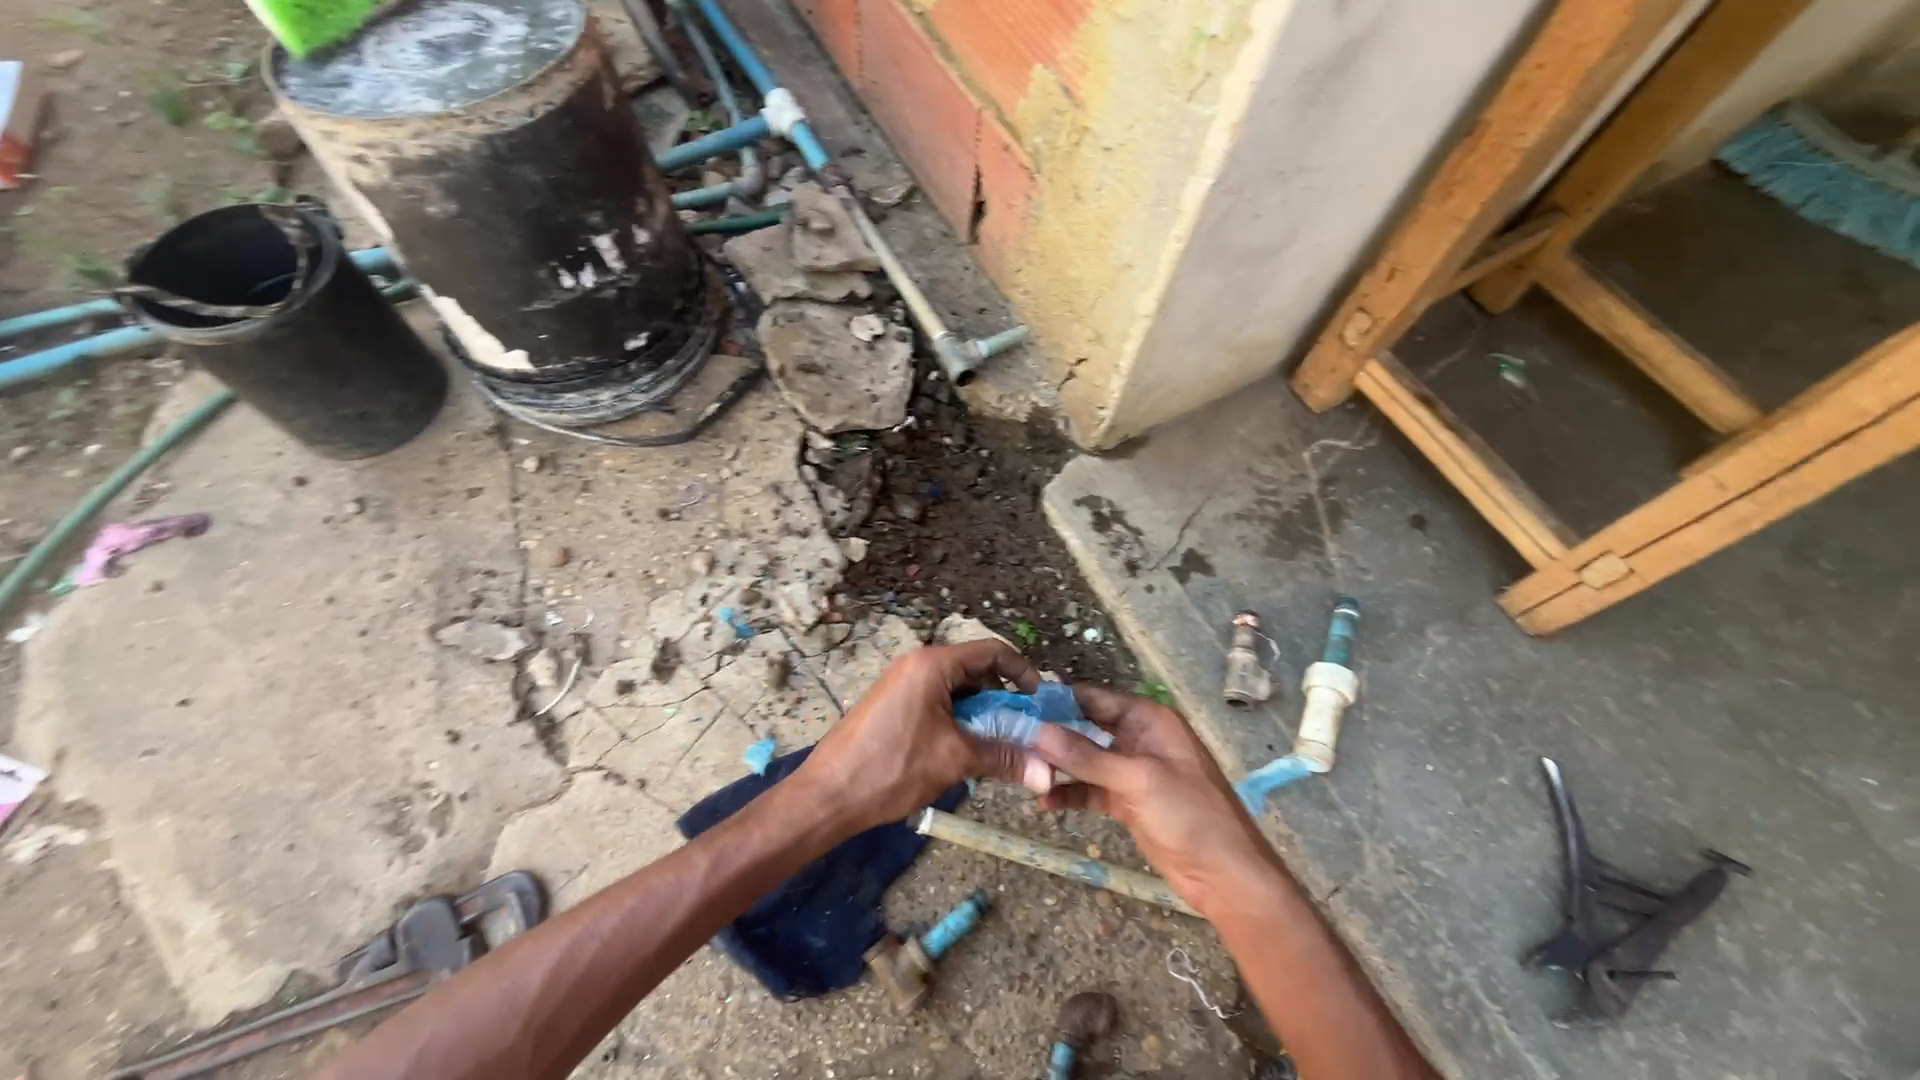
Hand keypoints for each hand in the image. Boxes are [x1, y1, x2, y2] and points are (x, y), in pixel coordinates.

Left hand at [795, 639, 1040, 832]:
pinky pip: (937, 703)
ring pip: (957, 690)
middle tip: (1025, 730)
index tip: (1042, 701)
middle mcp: (917, 665)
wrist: (827, 795)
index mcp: (932, 664)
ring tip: (999, 747)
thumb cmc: (891, 768)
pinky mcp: (893, 705)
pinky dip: (959, 721)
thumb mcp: (954, 760)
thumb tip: (1049, 774)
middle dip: (1004, 699)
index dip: (1023, 672)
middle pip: (976, 670)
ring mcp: (902, 684)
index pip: (992, 652)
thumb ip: (1005, 758)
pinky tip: (966, 751)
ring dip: (982, 714)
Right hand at [1030, 686, 1279, 918]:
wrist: (1226, 876)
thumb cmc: (1191, 816)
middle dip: (1051, 736)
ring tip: (1023, 774)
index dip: (1058, 701)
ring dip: (1056, 767)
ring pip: (1084, 760)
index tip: (1017, 707)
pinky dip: (1069, 794)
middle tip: (1011, 741)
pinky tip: (1044, 803)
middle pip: (1086, 727)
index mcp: (1149, 720)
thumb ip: (1087, 757)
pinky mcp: (1126, 801)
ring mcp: (1131, 772)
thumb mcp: (1138, 781)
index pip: (1095, 699)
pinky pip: (1089, 789)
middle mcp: (1138, 739)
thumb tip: (1038, 731)